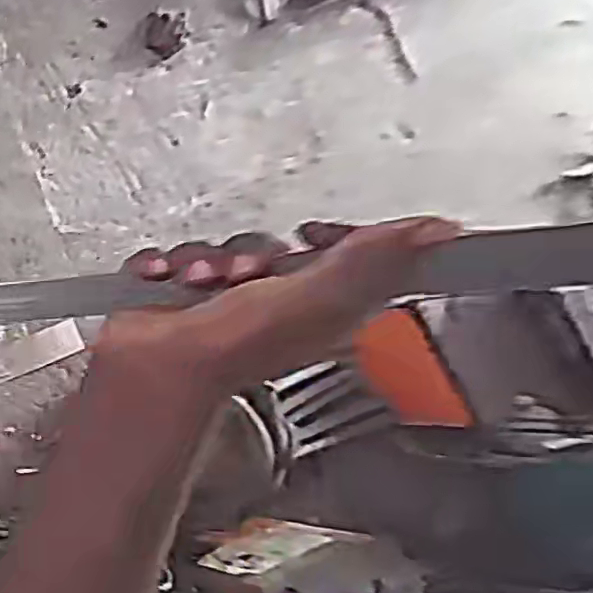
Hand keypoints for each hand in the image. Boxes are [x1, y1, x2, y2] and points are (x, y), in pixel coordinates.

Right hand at [103, 216, 460, 389]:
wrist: (158, 362)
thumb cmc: (232, 347)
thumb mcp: (318, 298)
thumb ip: (372, 260)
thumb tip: (434, 230)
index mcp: (315, 310)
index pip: (336, 260)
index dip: (330, 240)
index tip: (316, 233)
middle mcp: (265, 306)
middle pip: (267, 251)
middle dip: (249, 253)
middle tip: (242, 270)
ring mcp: (211, 304)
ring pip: (213, 253)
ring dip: (200, 259)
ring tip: (195, 279)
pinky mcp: (166, 300)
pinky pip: (164, 262)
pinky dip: (158, 265)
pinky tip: (161, 277)